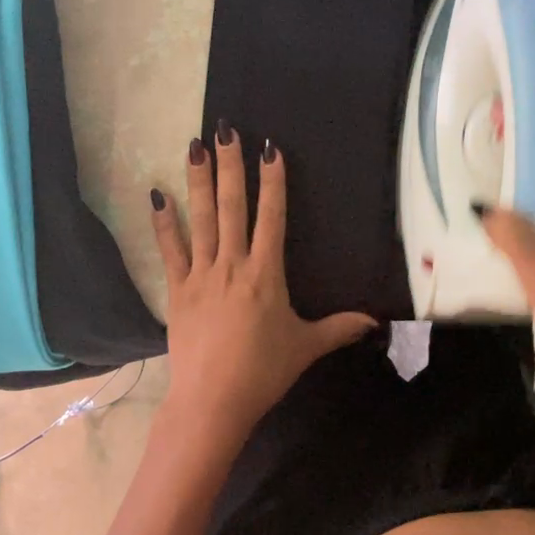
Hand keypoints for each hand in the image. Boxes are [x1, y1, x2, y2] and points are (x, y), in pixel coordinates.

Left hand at [148, 123, 377, 436]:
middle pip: (232, 206)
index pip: (271, 217)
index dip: (272, 181)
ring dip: (198, 181)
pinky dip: (164, 222)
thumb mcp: (306, 348)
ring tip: (194, 145)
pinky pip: (170, 250)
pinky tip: (156, 195)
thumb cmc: (262, 373)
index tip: (269, 148)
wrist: (211, 404)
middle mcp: (233, 265)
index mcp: (266, 274)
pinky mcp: (177, 290)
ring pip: (201, 219)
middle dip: (230, 166)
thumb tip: (377, 322)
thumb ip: (339, 328)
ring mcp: (201, 275)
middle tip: (225, 130)